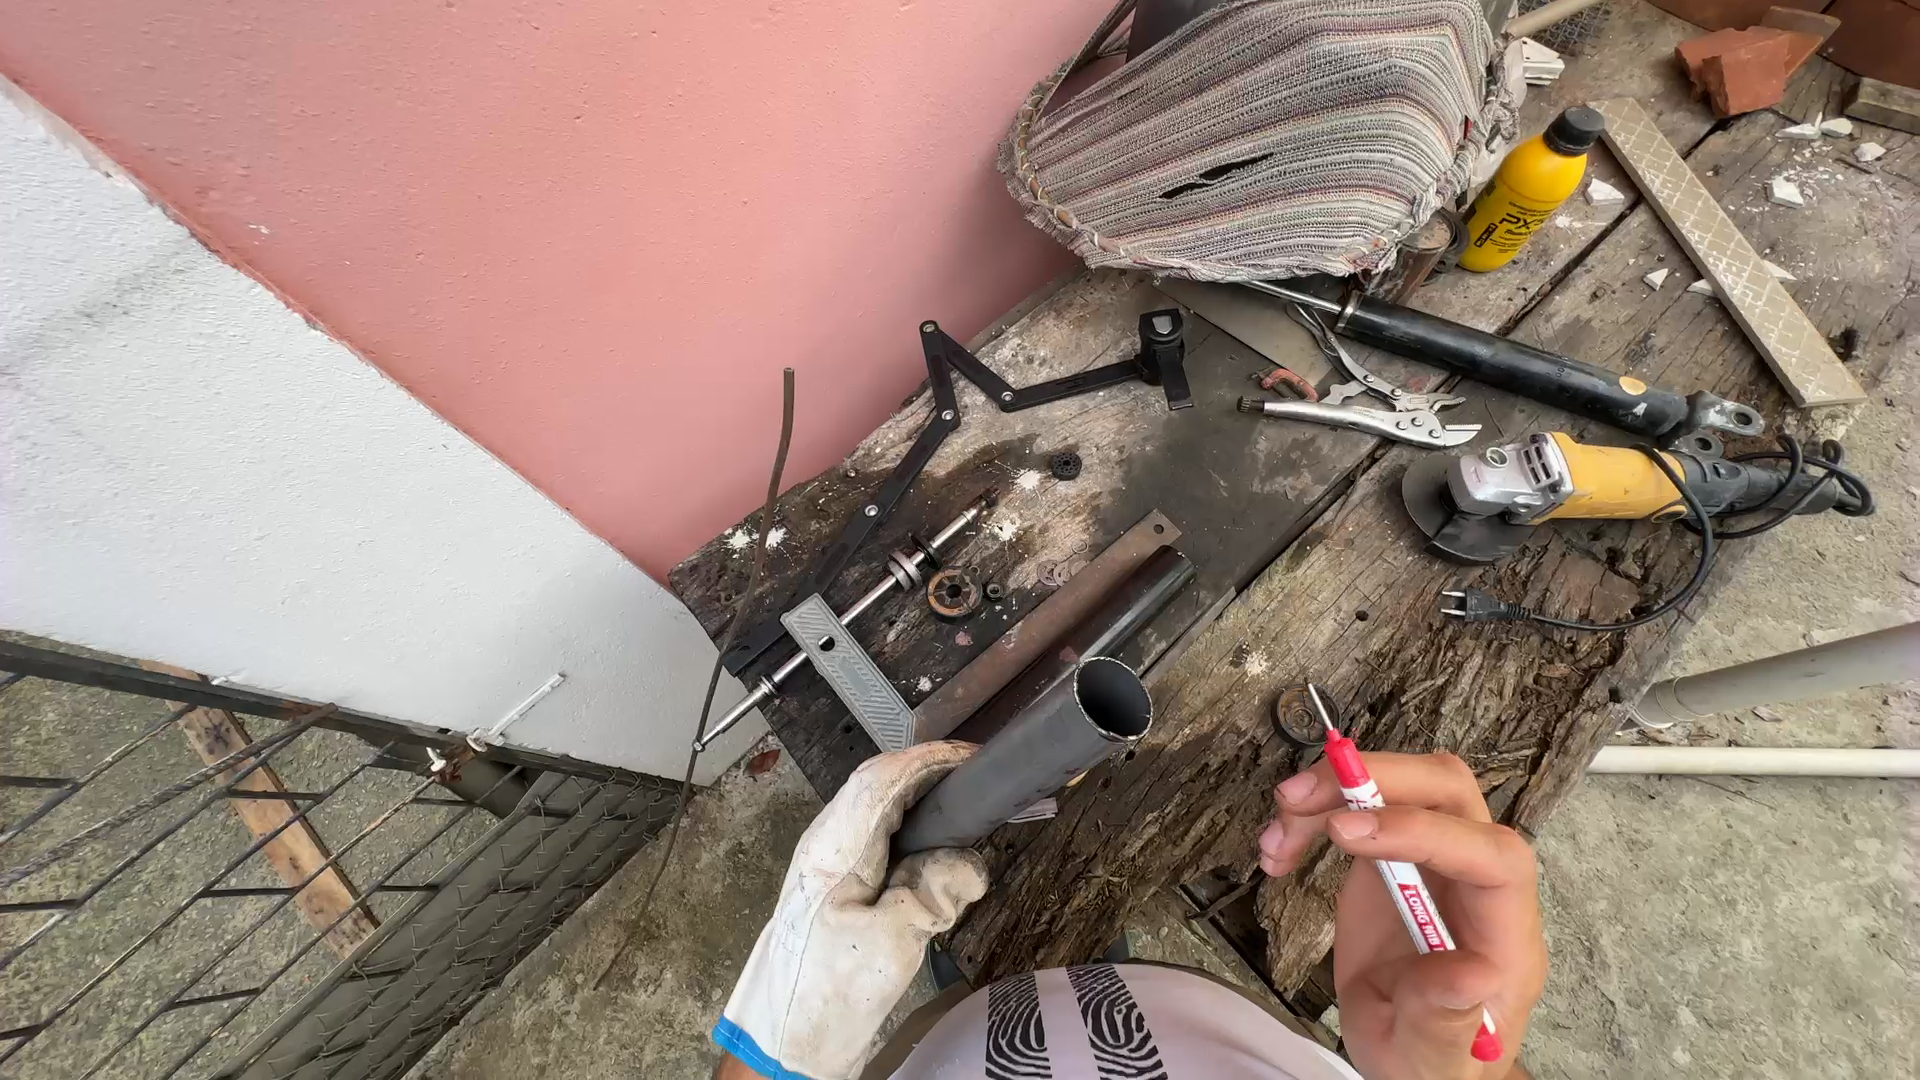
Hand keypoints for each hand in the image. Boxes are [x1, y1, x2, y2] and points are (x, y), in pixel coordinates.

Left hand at [714, 741, 988, 1079]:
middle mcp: (826, 837)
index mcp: (835, 849)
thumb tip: (970, 860)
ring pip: (875, 796)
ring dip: (917, 787)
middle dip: (926, 767)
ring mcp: (826, 850)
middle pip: (877, 778)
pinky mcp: (834, 867)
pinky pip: (874, 821)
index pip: (883, 779)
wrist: (782, 1035)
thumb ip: (933, 894)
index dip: (929, 759)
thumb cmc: (829, 993)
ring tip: (959, 792)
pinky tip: (931, 829)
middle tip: (973, 771)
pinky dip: (908, 813)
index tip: (972, 756)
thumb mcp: (891, 948)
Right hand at [1258, 752, 1545, 1079]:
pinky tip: (1280, 848)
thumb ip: (1445, 1022)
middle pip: (1447, 789)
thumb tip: (1474, 972)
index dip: (1420, 829)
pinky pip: (1359, 805)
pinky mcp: (1393, 854)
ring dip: (1327, 791)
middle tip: (1298, 800)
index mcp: (1503, 935)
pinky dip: (1311, 812)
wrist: (1409, 1054)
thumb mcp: (1430, 1061)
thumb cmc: (1427, 1064)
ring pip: (1399, 783)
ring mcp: (1434, 859)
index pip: (1491, 856)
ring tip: (1277, 834)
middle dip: (1372, 777)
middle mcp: (1474, 881)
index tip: (1342, 834)